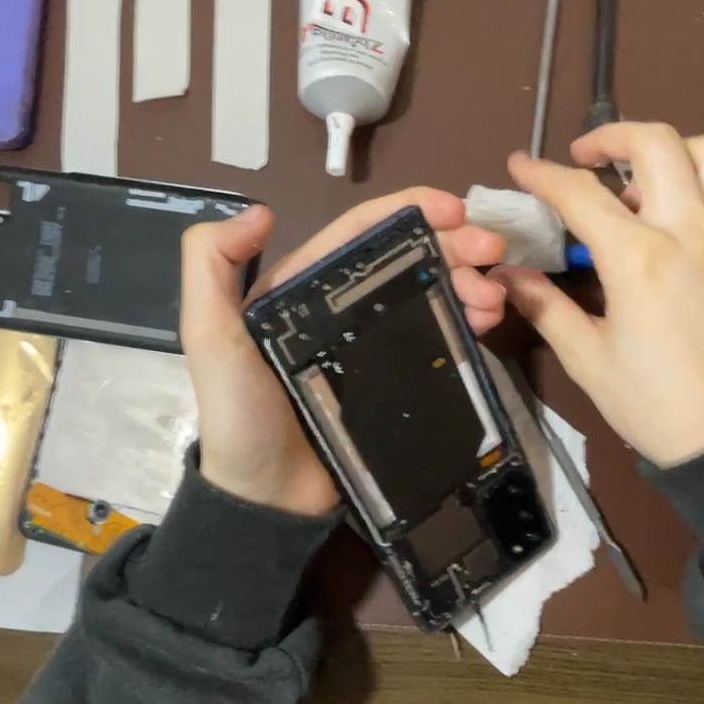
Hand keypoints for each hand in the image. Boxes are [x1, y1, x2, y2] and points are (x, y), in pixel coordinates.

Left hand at [181, 189, 508, 514]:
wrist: (265, 496)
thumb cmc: (240, 413)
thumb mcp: (209, 334)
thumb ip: (211, 264)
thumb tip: (260, 211)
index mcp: (302, 289)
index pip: (360, 235)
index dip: (409, 210)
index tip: (457, 208)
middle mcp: (339, 311)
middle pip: (405, 262)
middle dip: (452, 245)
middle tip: (494, 250)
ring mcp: (370, 350)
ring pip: (427, 298)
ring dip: (466, 284)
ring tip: (494, 296)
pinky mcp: (394, 386)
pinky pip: (434, 345)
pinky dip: (462, 326)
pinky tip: (485, 324)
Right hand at [495, 124, 703, 466]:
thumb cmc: (653, 404)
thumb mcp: (587, 359)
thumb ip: (545, 306)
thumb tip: (507, 276)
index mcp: (637, 258)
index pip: (581, 194)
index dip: (543, 174)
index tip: (519, 166)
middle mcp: (688, 229)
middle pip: (657, 142)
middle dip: (611, 135)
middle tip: (582, 158)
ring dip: (668, 148)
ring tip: (636, 181)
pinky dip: (699, 177)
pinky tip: (672, 213)